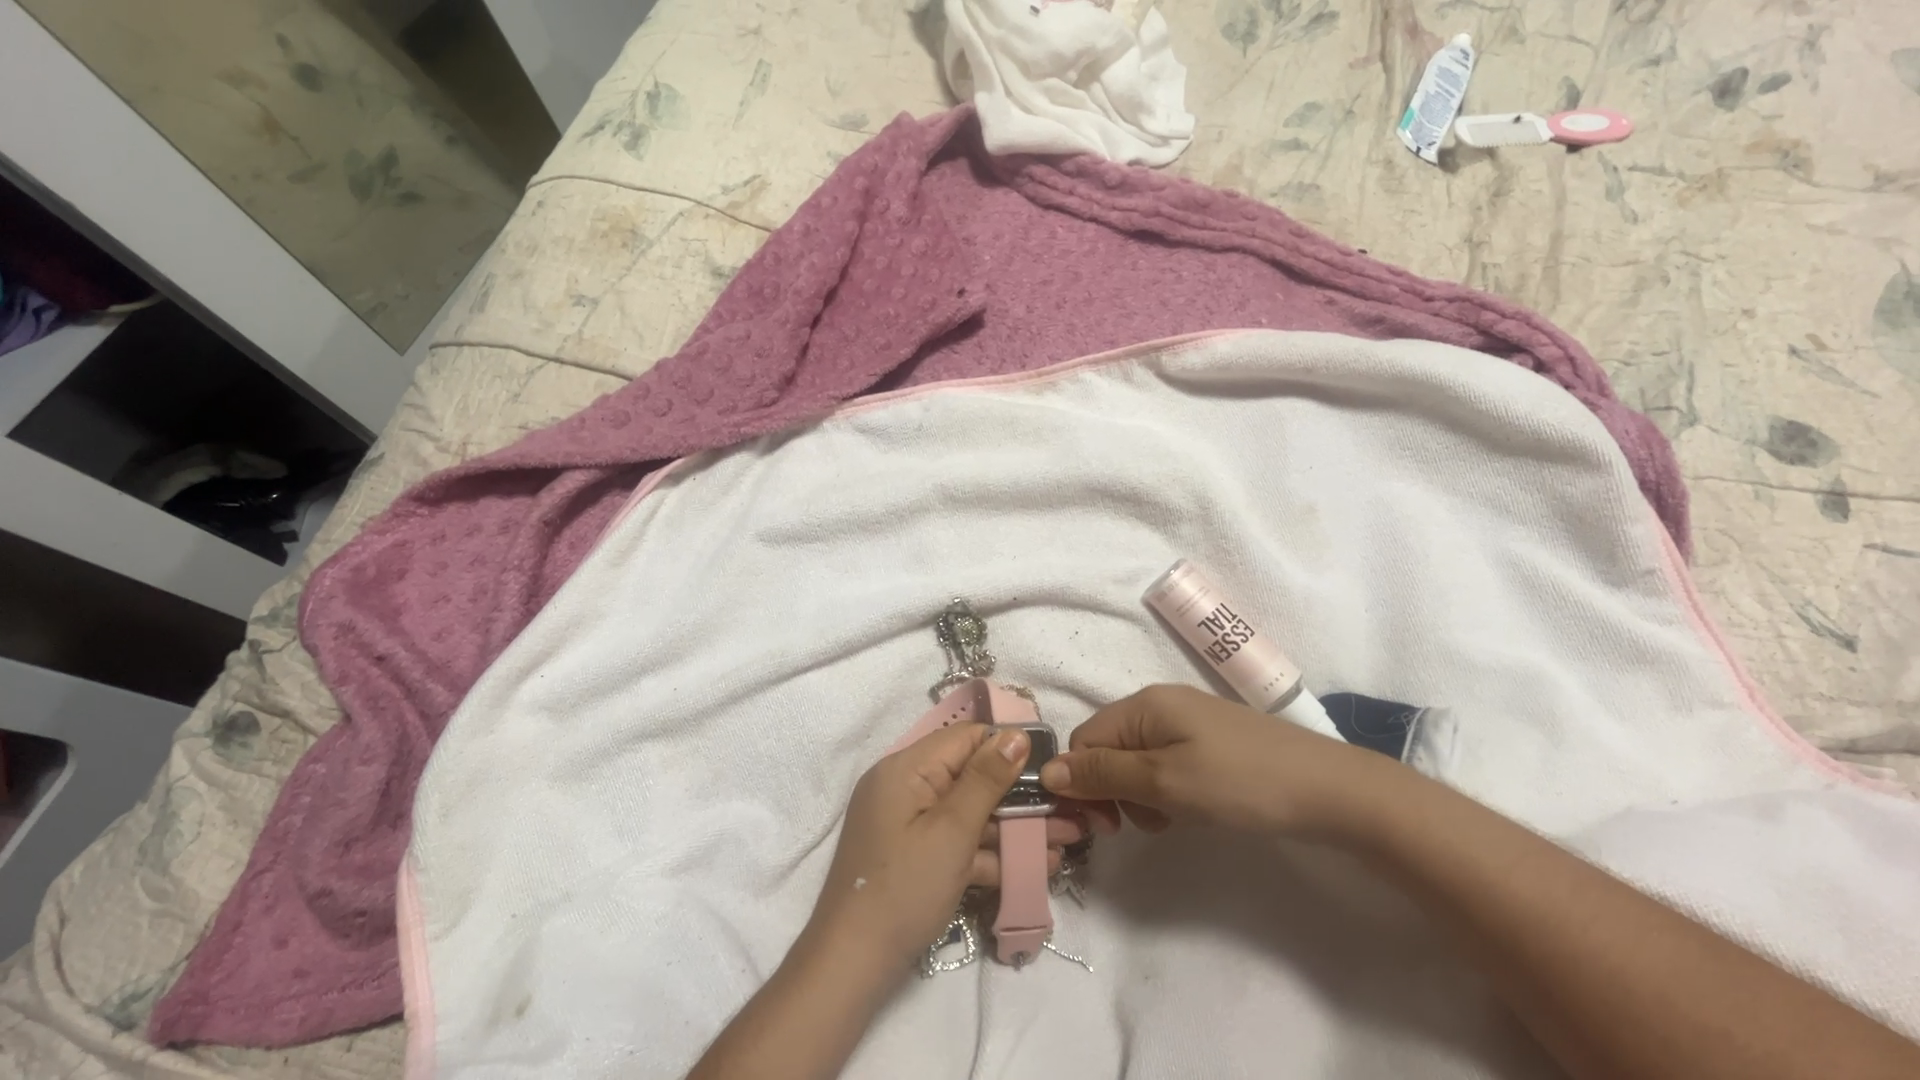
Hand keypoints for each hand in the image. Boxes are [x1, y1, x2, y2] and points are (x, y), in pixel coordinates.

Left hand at [808, 723, 1074, 967]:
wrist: (853, 963)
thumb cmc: (903, 887)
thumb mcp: (951, 831)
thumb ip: (985, 780)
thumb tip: (1016, 734)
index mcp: (905, 769)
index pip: (965, 739)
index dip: (1009, 747)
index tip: (1052, 766)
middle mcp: (906, 788)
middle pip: (972, 777)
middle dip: (1022, 795)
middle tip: (1071, 809)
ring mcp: (911, 825)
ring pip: (972, 814)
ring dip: (1017, 827)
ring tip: (1069, 839)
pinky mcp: (918, 857)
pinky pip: (960, 843)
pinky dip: (994, 854)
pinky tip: (1039, 867)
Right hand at [1039, 684, 1385, 836]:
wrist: (1329, 790)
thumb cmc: (1239, 783)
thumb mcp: (1163, 782)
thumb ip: (1103, 775)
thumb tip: (1048, 770)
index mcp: (1144, 705)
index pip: (1084, 741)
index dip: (1083, 783)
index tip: (1103, 826)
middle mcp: (1161, 704)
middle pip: (1108, 749)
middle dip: (1111, 791)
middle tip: (1138, 827)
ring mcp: (1190, 721)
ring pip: (1137, 760)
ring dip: (1139, 795)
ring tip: (1168, 822)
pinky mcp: (1212, 742)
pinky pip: (1166, 763)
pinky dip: (1166, 791)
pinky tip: (1188, 812)